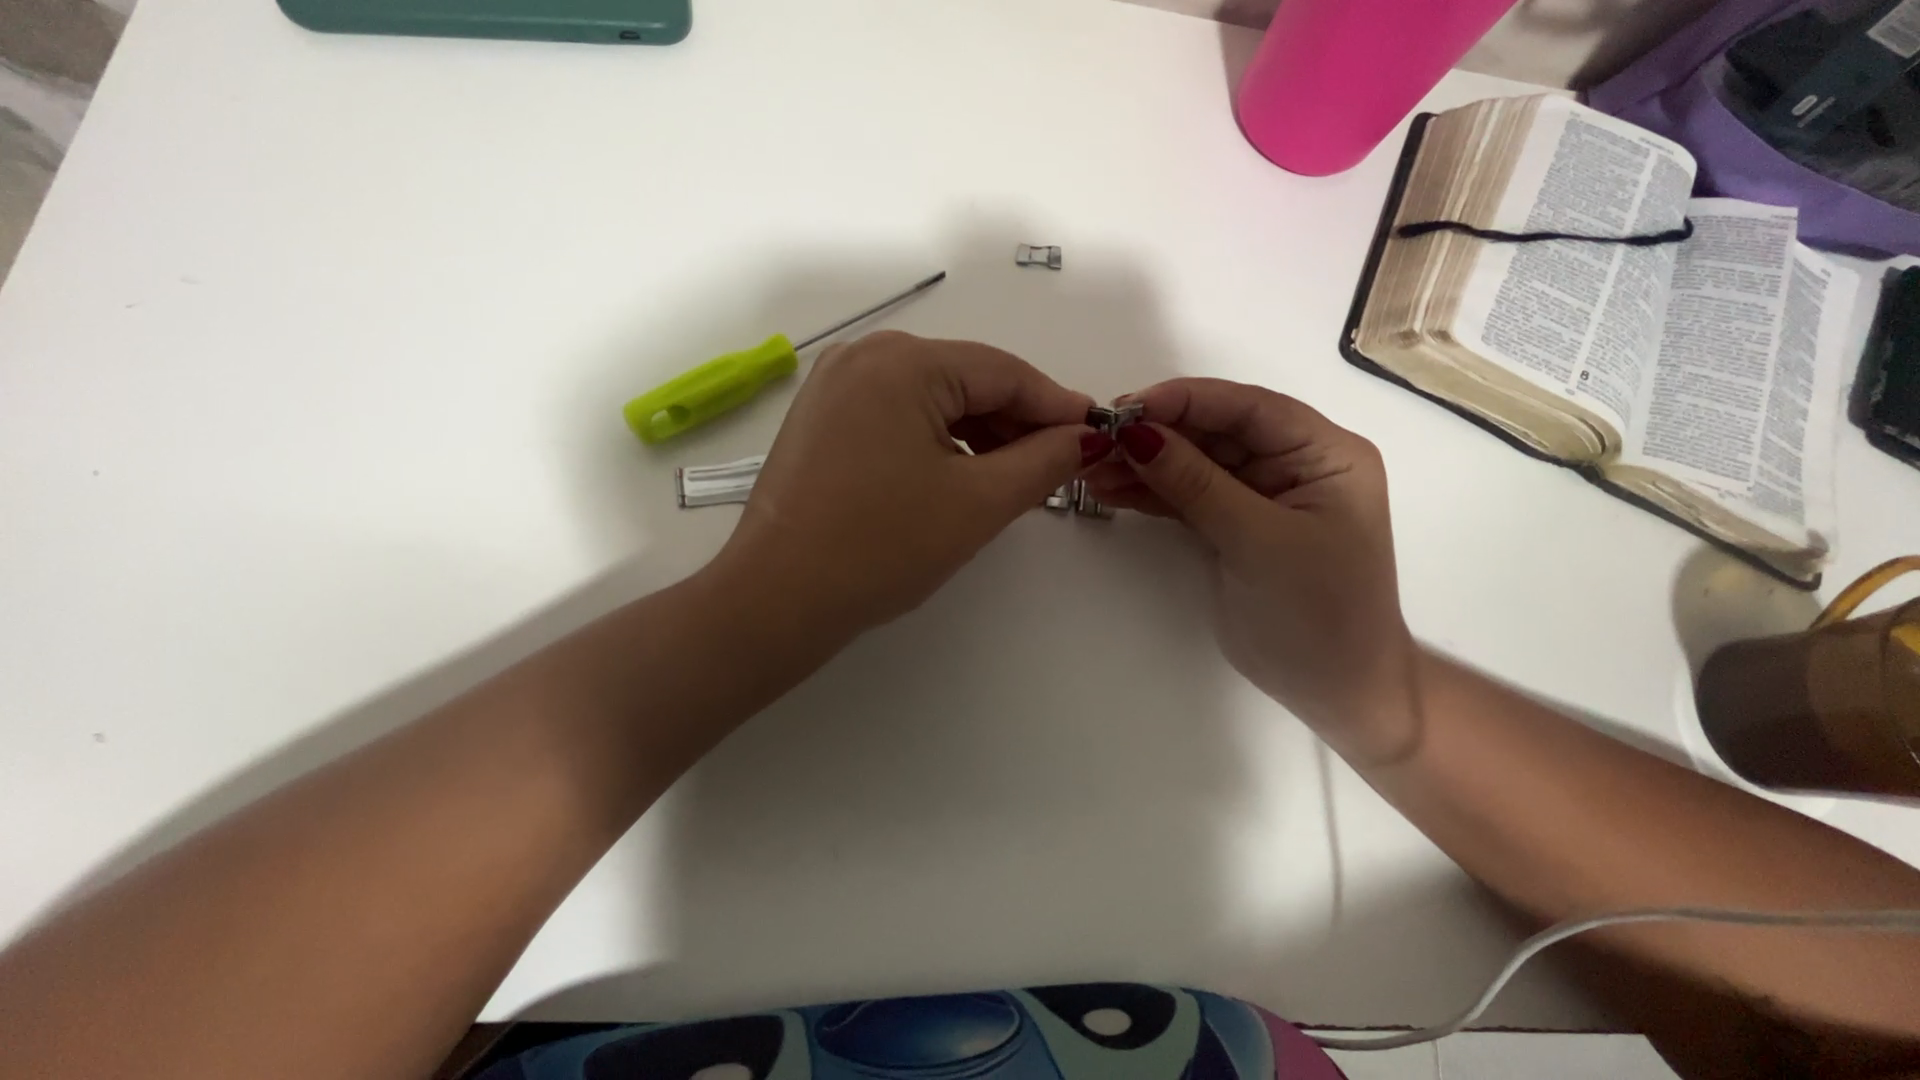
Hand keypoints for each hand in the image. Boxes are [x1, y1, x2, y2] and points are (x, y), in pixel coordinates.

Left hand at [711, 331, 1104, 636]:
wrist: (777, 599)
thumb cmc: (881, 547)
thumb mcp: (978, 503)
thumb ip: (1043, 461)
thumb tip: (1083, 438)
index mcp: (902, 361)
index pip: (1003, 372)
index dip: (1056, 406)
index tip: (1098, 434)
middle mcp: (864, 355)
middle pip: (966, 379)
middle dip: (1017, 422)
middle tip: (1061, 464)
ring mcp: (836, 385)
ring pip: (932, 398)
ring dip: (980, 433)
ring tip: (1016, 476)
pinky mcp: (822, 418)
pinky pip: (898, 415)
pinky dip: (938, 440)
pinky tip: (963, 473)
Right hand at [1082, 378, 1417, 758]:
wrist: (1334, 689)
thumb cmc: (1317, 612)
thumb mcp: (1258, 541)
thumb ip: (1197, 484)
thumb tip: (1136, 435)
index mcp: (1325, 453)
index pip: (1250, 409)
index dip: (1188, 401)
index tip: (1128, 408)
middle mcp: (1295, 464)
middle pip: (1217, 433)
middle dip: (1157, 435)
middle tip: (1097, 440)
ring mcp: (1262, 496)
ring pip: (1196, 464)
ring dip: (1145, 464)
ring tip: (1091, 467)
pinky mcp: (1234, 526)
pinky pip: (1188, 496)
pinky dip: (1152, 494)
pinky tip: (1111, 489)